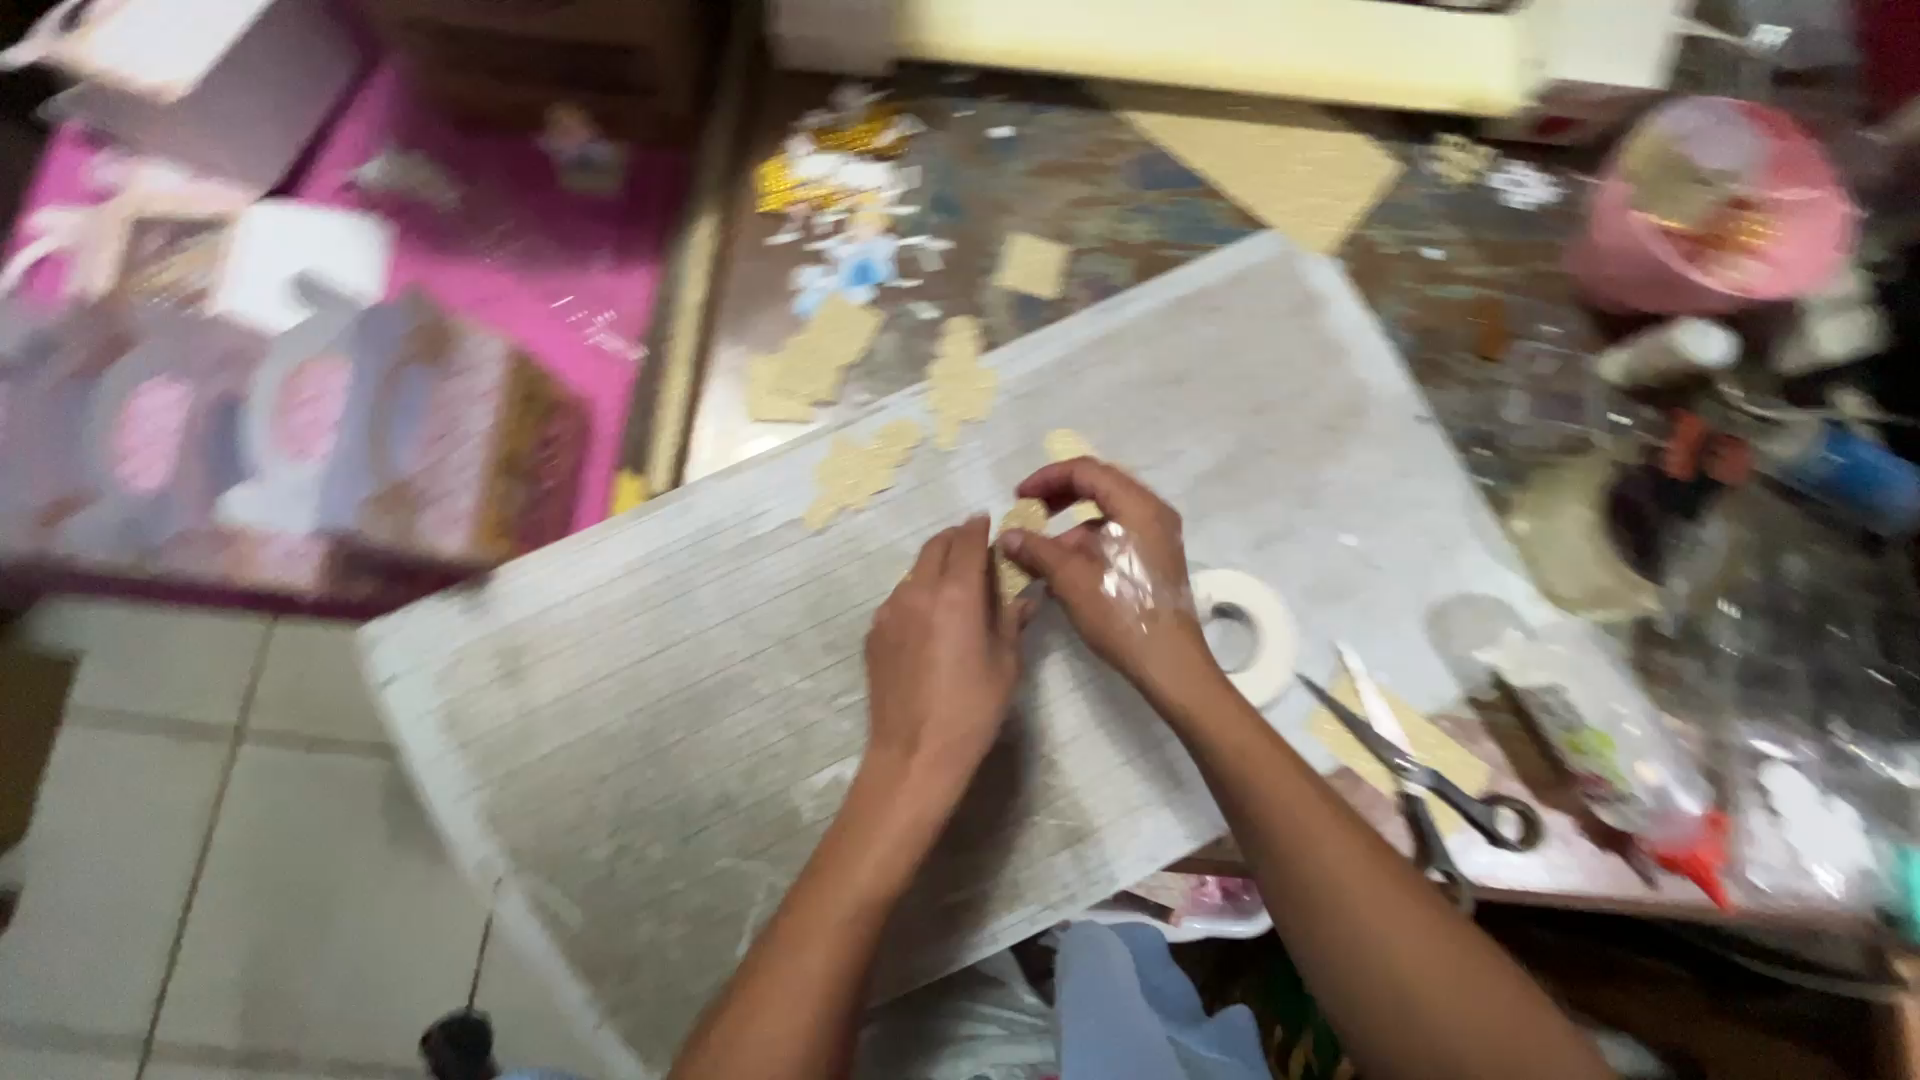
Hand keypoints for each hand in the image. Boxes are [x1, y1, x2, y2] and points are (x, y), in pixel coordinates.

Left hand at [863, 517, 1034, 798]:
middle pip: (935, 547)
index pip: (967, 541)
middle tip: (973, 550)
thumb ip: (1011, 619)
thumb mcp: (1005, 663)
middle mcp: (917, 591)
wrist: (914, 751)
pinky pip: (898, 600)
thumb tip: (1024, 594)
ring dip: (934, 569)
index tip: (987, 522)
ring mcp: (889, 611)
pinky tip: (930, 623)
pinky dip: (917, 596)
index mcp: (956, 593)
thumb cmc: (972, 709)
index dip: (978, 527)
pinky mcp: (874, 633)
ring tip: (953, 590)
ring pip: (914, 572)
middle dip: (955, 540)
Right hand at [997, 458, 1220, 699]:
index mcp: (1138, 506)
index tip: (1019, 497)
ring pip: (1106, 514)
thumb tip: (1007, 536)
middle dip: (1059, 496)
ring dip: (1069, 525)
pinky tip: (1062, 570)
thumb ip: (1037, 550)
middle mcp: (1153, 512)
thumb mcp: (1071, 579)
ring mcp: (1157, 536)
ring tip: (1039, 550)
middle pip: (1099, 485)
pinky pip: (1115, 535)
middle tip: (1029, 511)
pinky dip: (1086, 543)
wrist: (1169, 663)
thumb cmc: (1122, 614)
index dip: (1047, 478)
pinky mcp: (1154, 558)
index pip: (1087, 471)